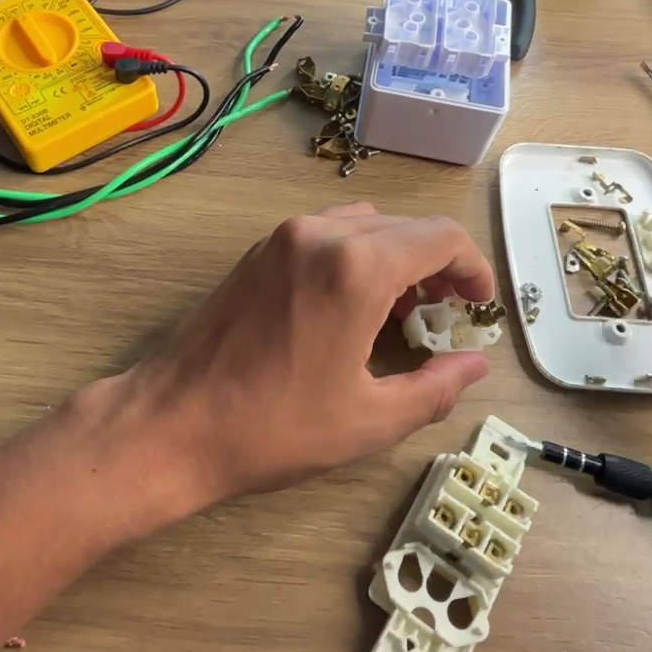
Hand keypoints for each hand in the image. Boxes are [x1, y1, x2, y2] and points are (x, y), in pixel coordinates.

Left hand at [88, 203, 494, 507]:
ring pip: (365, 224)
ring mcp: (284, 236)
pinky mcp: (259, 249)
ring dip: (397, 256)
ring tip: (403, 310)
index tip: (478, 305)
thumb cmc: (274, 427)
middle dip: (438, 263)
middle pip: (405, 226)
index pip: (441, 237)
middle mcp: (321, 233)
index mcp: (356, 267)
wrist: (172, 422)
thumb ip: (435, 387)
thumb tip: (474, 365)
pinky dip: (357, 254)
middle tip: (447, 312)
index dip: (473, 267)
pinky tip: (352, 303)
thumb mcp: (369, 420)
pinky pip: (326, 232)